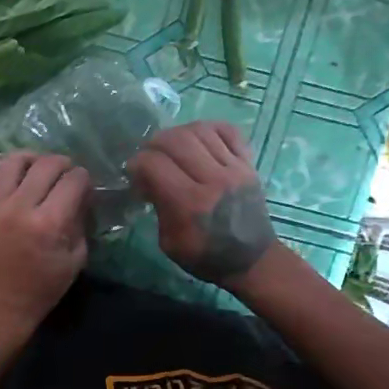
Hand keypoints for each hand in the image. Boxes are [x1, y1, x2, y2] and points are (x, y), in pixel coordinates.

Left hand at [0, 153, 91, 325]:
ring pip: (15, 161)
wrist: (5, 301)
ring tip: (39, 170)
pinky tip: (6, 172)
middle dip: (64, 165)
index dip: (84, 179)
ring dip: (33, 159)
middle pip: (47, 164)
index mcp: (49, 222)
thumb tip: (82, 192)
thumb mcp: (77, 255)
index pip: (74, 180)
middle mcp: (20, 207)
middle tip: (66, 175)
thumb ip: (80, 220)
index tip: (84, 187)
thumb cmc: (46, 283)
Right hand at [129, 121, 275, 286]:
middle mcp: (213, 180)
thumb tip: (147, 178)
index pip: (154, 163)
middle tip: (151, 157)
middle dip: (154, 144)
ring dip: (179, 134)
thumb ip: (157, 206)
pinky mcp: (248, 164)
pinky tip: (199, 140)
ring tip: (173, 148)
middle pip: (176, 139)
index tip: (135, 173)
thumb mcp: (169, 242)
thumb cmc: (205, 256)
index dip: (137, 163)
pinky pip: (228, 131)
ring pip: (200, 130)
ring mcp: (235, 168)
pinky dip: (210, 129)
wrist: (253, 260)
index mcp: (189, 204)